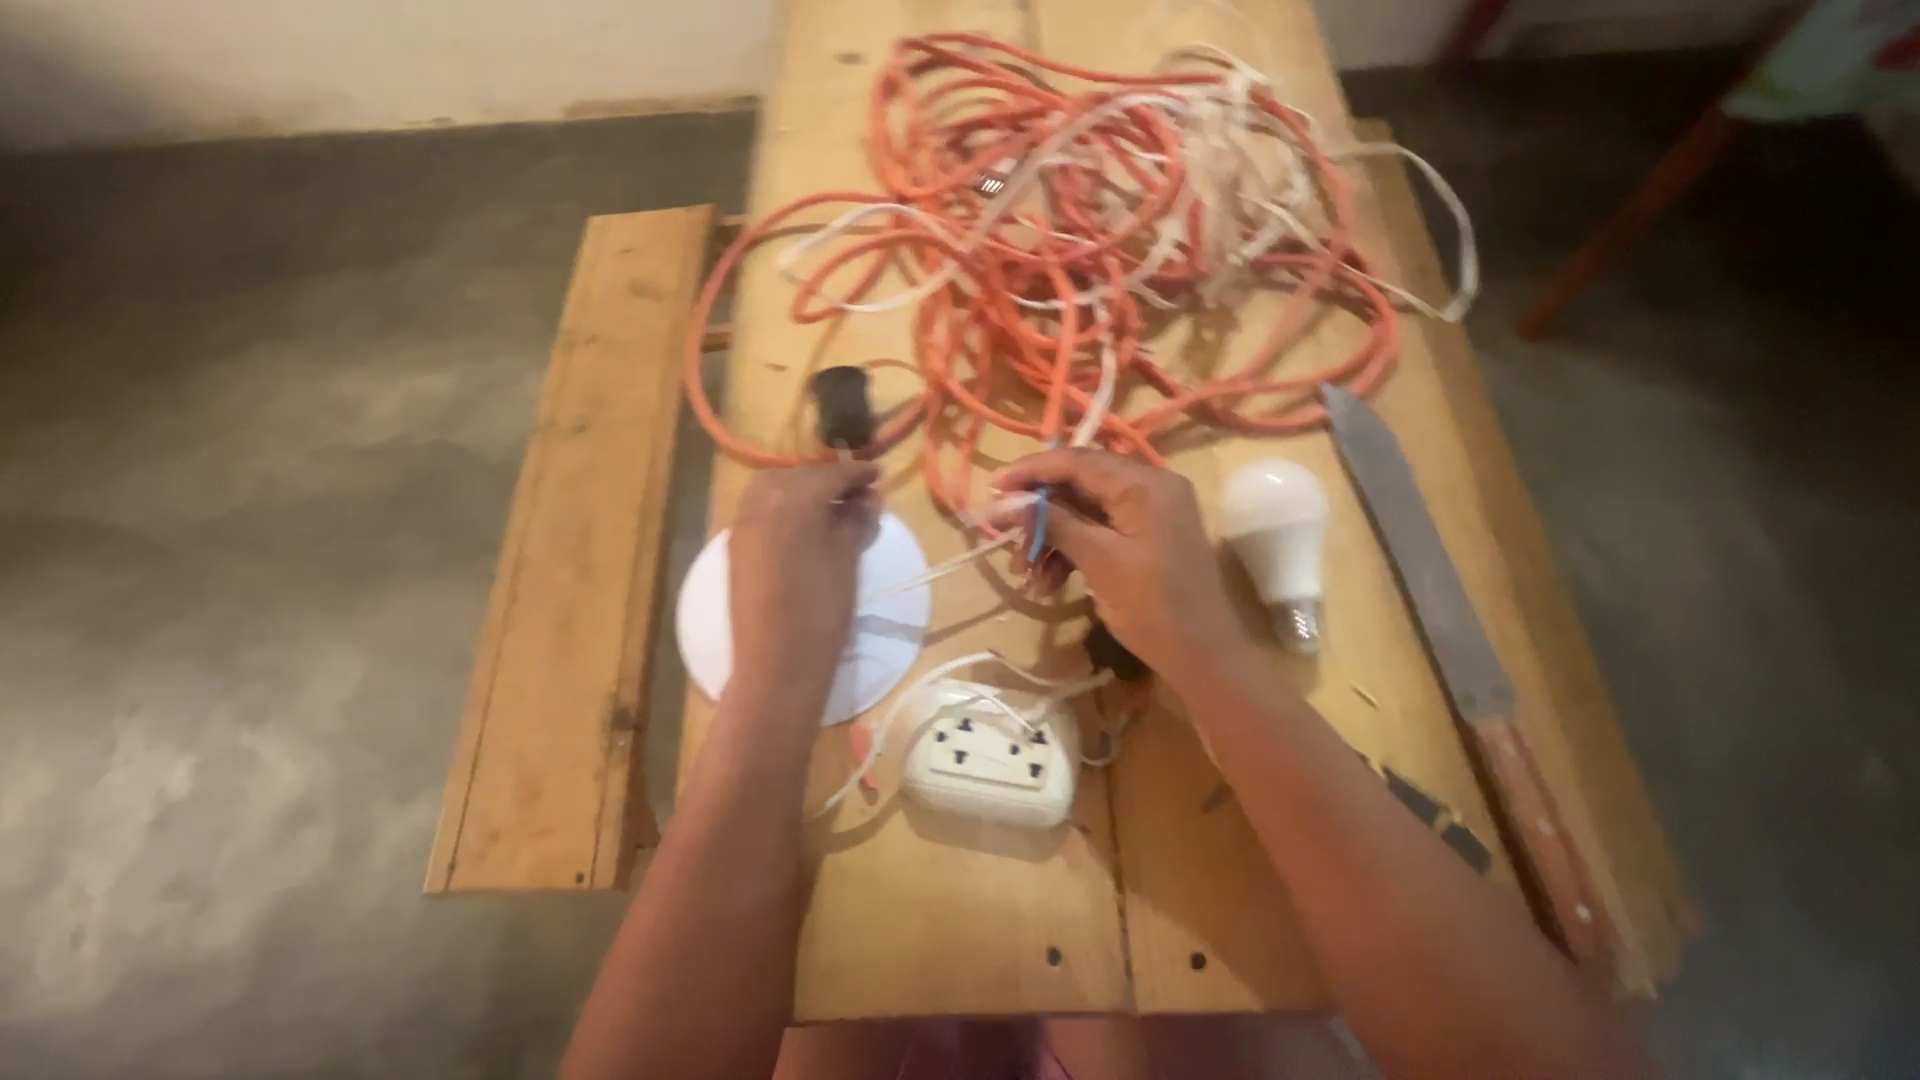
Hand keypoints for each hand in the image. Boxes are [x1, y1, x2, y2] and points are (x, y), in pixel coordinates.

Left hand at [728, 461, 879, 703]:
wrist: (776, 663)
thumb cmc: (821, 610)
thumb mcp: (847, 560)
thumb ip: (857, 521)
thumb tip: (867, 499)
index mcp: (792, 500)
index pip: (830, 474)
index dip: (857, 473)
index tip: (880, 474)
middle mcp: (760, 502)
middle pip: (797, 475)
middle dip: (827, 479)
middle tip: (857, 494)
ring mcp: (742, 524)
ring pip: (774, 490)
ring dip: (803, 491)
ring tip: (832, 510)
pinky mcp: (736, 547)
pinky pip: (762, 511)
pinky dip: (785, 508)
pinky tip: (807, 528)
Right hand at [993, 448, 1244, 678]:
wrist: (1202, 655)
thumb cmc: (1153, 606)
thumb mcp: (1099, 561)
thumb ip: (1055, 524)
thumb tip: (1009, 503)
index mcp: (1146, 484)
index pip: (1078, 461)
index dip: (1032, 471)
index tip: (994, 488)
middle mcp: (1151, 487)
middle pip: (1080, 484)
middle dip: (1040, 511)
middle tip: (1005, 533)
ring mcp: (1150, 513)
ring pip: (1086, 511)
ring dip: (1052, 537)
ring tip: (1025, 570)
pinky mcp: (1146, 538)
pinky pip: (1100, 531)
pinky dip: (1073, 550)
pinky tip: (1050, 581)